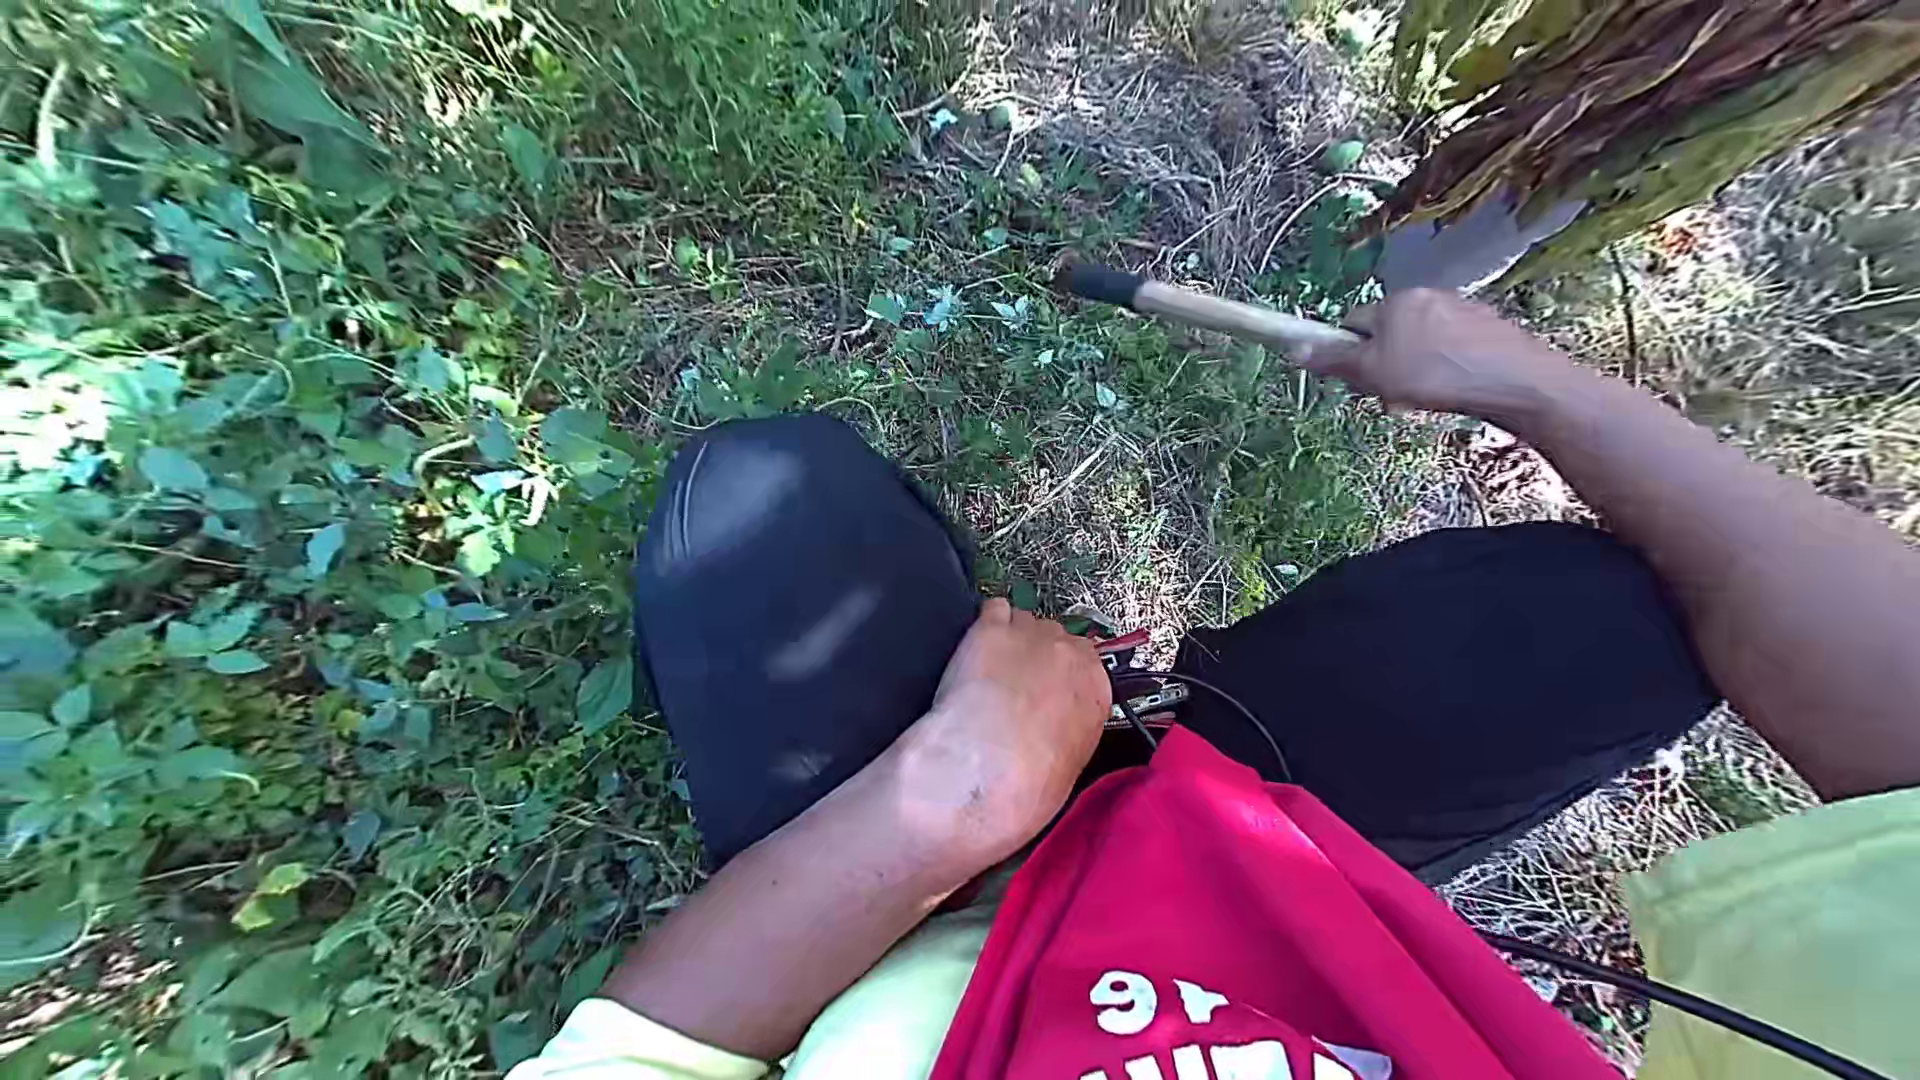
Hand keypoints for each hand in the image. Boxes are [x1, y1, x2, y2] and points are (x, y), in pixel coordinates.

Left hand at [888, 598, 1111, 872]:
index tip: (1047, 680)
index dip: (1061, 668)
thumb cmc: (1030, 776)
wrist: (989, 765)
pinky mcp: (990, 628)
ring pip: (1023, 619)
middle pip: (1054, 634)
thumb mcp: (1075, 756)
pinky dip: (986, 621)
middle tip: (1014, 678)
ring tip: (990, 665)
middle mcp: (1067, 651)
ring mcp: (1029, 634)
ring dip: (1010, 636)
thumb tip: (1058, 719)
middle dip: (1036, 651)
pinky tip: (976, 640)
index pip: (1085, 656)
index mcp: (1095, 684)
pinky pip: (994, 608)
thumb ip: (1073, 720)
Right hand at [1299, 288, 1579, 420]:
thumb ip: (1332, 360)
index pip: (1351, 323)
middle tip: (1385, 394)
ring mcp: (1460, 310)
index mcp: (1395, 302)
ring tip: (1416, 399)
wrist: (1514, 382)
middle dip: (1379, 365)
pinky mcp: (1487, 328)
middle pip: (1384, 334)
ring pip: (1414, 344)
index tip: (1354, 379)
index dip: (1345, 353)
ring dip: (1406, 371)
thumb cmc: (1430, 375)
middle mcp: (1427, 297)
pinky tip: (1446, 392)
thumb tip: (1294, 349)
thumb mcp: (1369, 372)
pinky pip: (1445, 349)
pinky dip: (1438, 370)